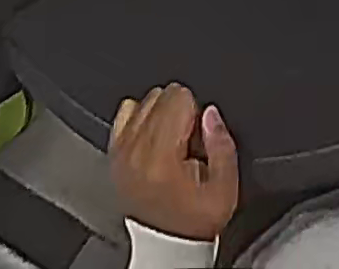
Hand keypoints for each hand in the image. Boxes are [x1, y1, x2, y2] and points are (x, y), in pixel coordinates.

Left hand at [109, 83, 238, 240]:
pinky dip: (142, 117)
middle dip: (180, 111)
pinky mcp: (114, 153)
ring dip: (162, 113)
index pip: (178, 96)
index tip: (198, 136)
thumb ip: (223, 145)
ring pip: (146, 99)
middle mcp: (136, 151)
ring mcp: (121, 152)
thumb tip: (211, 113)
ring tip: (170, 143)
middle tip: (187, 142)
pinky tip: (152, 138)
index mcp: (162, 159)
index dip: (196, 111)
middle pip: (162, 94)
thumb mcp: (225, 188)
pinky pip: (126, 110)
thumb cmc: (193, 220)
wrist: (166, 246)